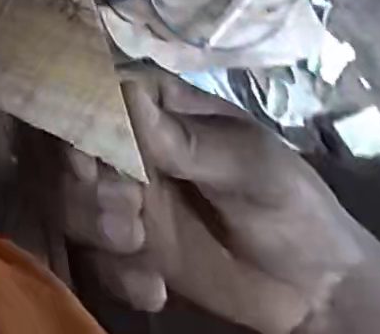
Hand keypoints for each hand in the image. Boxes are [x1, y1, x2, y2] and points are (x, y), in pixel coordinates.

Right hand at [61, 73, 365, 333]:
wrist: (315, 288)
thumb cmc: (288, 200)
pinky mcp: (125, 244)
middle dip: (84, 186)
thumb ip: (186, 139)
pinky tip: (156, 290)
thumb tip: (124, 93)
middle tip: (128, 213)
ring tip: (141, 247)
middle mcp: (124, 138)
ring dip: (93, 225)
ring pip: (65, 196)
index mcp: (151, 100)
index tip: (87, 160)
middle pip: (64, 145)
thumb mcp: (248, 164)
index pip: (91, 90)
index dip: (75, 119)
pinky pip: (89, 253)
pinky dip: (114, 274)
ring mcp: (121, 191)